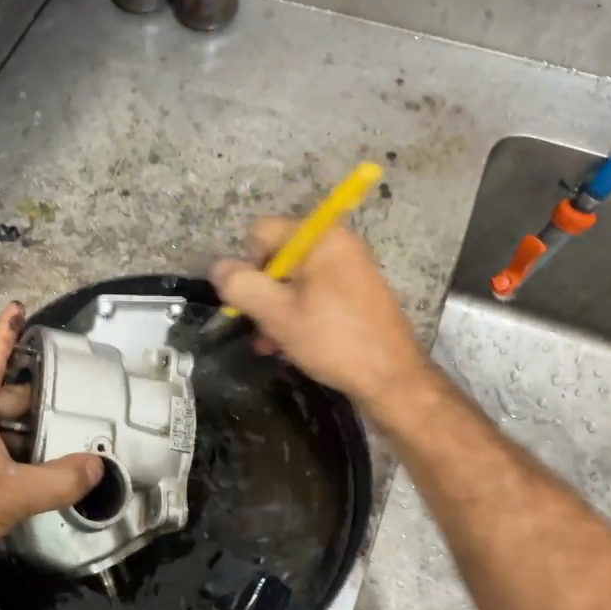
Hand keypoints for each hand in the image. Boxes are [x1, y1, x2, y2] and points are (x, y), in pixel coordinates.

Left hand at [0, 302, 101, 587]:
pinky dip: (1, 447)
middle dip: (29, 398)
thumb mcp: (17, 493)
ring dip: (17, 429)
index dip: (6, 331)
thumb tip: (96, 469)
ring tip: (52, 439)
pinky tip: (22, 468)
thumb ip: (62, 479)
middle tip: (62, 401)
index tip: (17, 309)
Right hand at [209, 217, 429, 408]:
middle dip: (263, 291)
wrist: (392, 378)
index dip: (247, 264)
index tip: (253, 299)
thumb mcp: (277, 315)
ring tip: (273, 344)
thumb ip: (241, 286)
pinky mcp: (358, 291)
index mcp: (320, 238)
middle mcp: (338, 243)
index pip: (261, 231)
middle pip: (278, 256)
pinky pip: (315, 292)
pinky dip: (300, 313)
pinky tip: (293, 344)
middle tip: (261, 326)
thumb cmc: (333, 340)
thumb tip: (218, 267)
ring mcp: (351, 267)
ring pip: (294, 279)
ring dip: (277, 309)